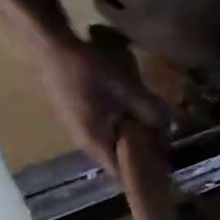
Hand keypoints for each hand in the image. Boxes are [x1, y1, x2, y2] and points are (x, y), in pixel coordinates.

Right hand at [38, 37, 170, 176]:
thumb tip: (170, 127)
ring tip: (155, 133)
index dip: (142, 176)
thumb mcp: (129, 91)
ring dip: (133, 140)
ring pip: (112, 143)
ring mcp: (77, 128)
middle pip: (118, 159)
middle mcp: (83, 141)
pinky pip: (105, 130)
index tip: (163, 172)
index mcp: (94, 142)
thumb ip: (152, 112)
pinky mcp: (77, 115)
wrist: (50, 43)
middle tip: (164, 149)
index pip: (120, 174)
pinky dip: (122, 128)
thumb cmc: (88, 70)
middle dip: (142, 156)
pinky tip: (135, 116)